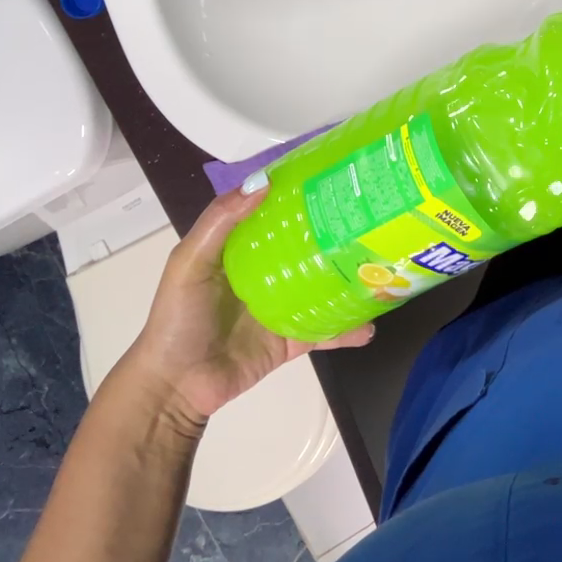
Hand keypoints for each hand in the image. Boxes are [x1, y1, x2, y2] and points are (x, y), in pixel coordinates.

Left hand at [122, 187, 372, 432]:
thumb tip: (264, 182)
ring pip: (328, 286)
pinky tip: (371, 325)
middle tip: (378, 218)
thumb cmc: (178, 320)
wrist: (175, 387)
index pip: (277, 212)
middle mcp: (269, 273)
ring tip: (386, 267)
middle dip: (342, 234)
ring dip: (354, 279)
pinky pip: (328, 330)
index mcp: (244, 249)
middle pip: (311, 247)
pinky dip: (350, 329)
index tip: (339, 174)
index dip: (304, 193)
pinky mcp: (294, 338)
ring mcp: (285, 306)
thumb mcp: (189, 265)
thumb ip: (220, 223)